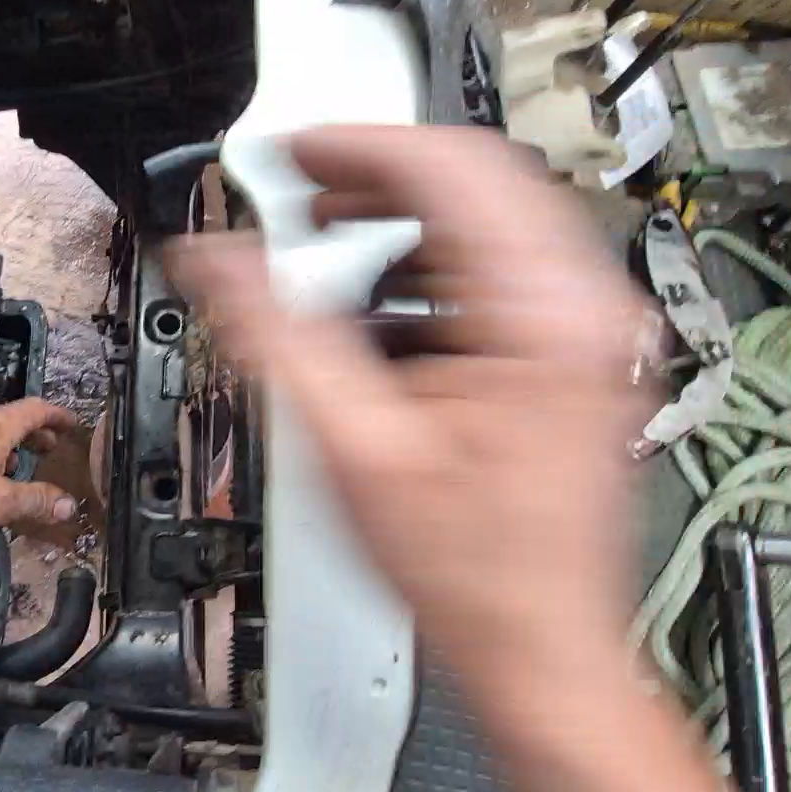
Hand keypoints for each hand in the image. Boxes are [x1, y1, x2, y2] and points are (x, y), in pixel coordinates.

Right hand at [170, 126, 648, 688]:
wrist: (535, 644)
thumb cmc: (467, 567)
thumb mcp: (348, 443)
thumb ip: (270, 332)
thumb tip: (209, 261)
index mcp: (538, 317)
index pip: (448, 172)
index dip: (356, 146)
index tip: (293, 150)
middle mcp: (578, 309)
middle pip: (471, 181)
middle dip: (371, 172)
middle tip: (298, 181)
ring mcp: (581, 329)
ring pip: (482, 217)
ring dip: (394, 211)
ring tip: (322, 226)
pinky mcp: (565, 351)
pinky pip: (491, 266)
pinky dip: (422, 256)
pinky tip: (372, 287)